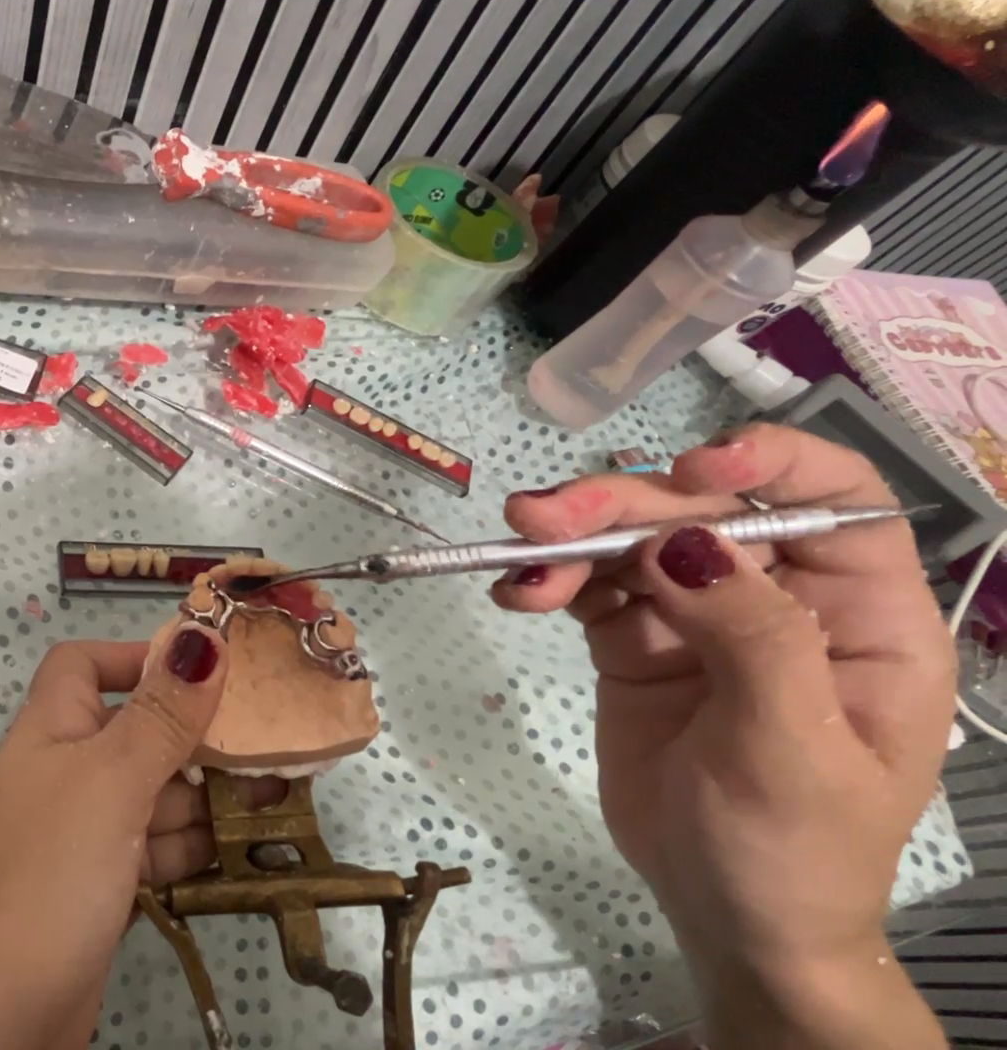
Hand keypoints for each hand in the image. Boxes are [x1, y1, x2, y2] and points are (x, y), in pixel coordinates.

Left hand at [0, 622, 281, 1049]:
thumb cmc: (43, 874)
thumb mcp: (108, 781)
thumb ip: (160, 717)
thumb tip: (202, 638)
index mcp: (54, 728)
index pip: (86, 664)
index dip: (139, 657)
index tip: (210, 672)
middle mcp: (67, 772)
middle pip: (136, 731)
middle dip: (195, 737)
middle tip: (271, 750)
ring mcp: (84, 834)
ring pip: (154, 795)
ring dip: (205, 798)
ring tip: (271, 800)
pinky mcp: (101, 889)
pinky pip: (155, 850)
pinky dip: (192, 848)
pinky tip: (236, 853)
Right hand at [490, 424, 951, 1047]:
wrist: (721, 907)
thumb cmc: (792, 844)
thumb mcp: (789, 748)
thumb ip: (752, 636)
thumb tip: (681, 542)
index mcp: (857, 618)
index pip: (831, 504)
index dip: (770, 465)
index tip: (691, 468)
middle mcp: (776, 599)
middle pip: (699, 515)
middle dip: (619, 506)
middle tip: (536, 519)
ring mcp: (694, 617)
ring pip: (630, 543)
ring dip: (568, 540)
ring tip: (515, 555)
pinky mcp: (632, 641)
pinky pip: (588, 589)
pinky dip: (547, 580)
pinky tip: (516, 593)